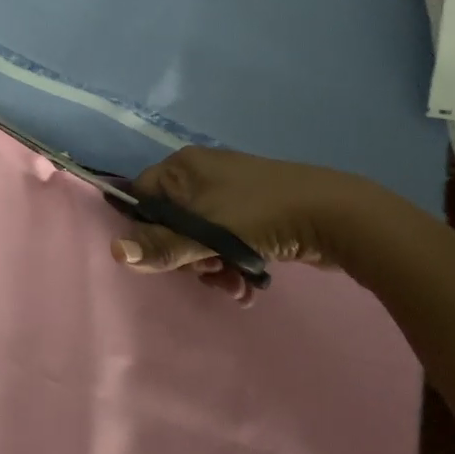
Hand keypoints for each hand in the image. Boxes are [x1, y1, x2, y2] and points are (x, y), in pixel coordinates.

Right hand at [110, 145, 389, 305]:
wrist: (339, 217)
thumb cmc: (261, 215)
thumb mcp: (206, 232)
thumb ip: (161, 245)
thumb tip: (115, 252)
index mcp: (182, 166)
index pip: (143, 197)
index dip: (149, 230)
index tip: (171, 257)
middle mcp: (202, 174)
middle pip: (172, 221)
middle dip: (188, 257)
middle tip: (209, 273)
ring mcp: (231, 192)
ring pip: (202, 236)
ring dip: (213, 267)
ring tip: (236, 287)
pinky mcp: (258, 213)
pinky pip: (229, 239)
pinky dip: (234, 263)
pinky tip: (249, 285)